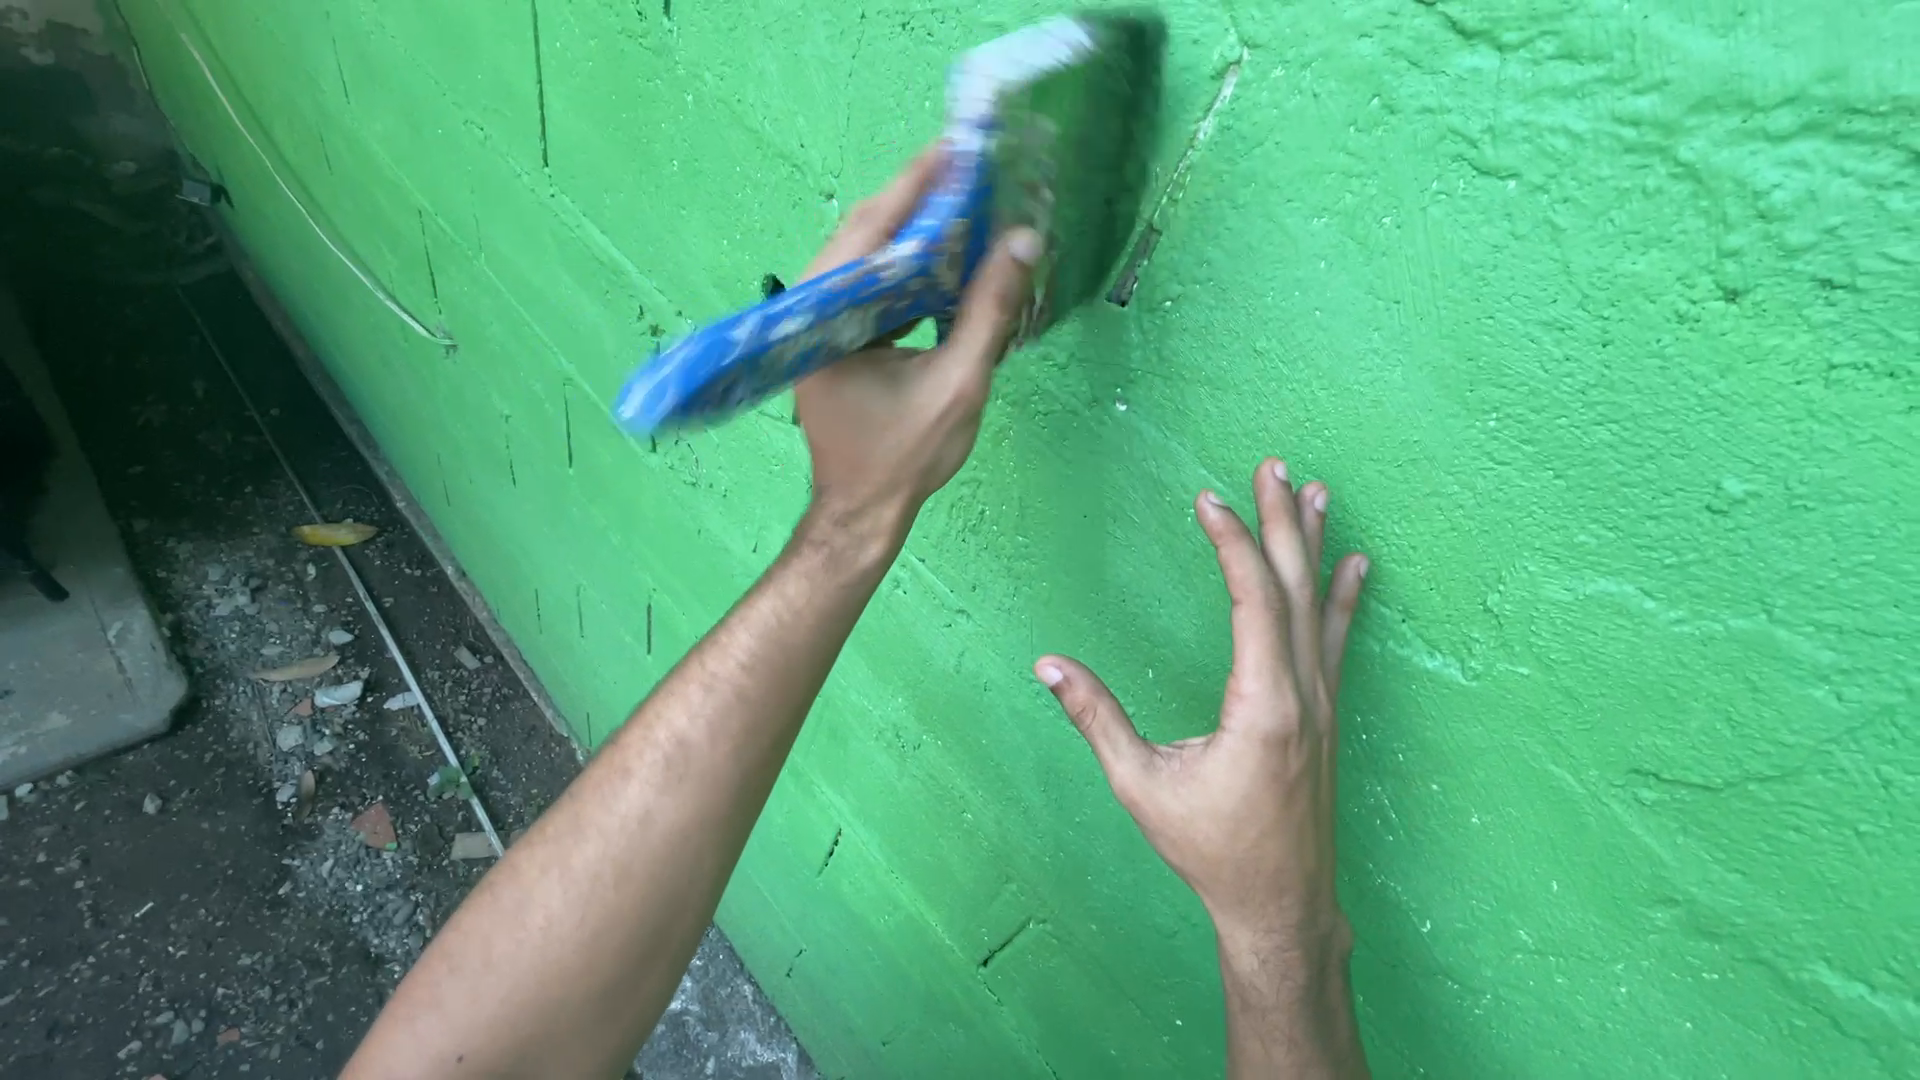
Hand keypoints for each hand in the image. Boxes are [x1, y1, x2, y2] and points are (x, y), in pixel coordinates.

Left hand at [793, 146, 1041, 548]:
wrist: (862, 514)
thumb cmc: (904, 458)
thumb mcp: (957, 384)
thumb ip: (989, 311)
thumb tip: (1023, 243)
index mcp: (825, 321)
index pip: (870, 232)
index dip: (915, 187)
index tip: (956, 150)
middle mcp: (808, 315)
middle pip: (861, 237)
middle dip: (914, 201)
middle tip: (964, 172)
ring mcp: (814, 329)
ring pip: (861, 260)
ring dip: (907, 234)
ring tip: (957, 206)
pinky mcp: (829, 343)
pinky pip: (865, 290)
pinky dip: (901, 272)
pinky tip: (937, 261)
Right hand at [1035, 459, 1368, 948]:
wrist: (1282, 905)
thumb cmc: (1209, 848)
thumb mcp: (1141, 785)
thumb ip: (1096, 718)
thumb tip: (1048, 666)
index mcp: (1261, 704)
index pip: (1251, 599)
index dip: (1231, 542)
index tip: (1209, 498)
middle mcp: (1301, 693)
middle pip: (1294, 587)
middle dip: (1282, 522)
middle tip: (1274, 466)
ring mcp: (1322, 702)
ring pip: (1322, 606)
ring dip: (1316, 546)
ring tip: (1316, 494)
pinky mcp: (1325, 714)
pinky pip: (1337, 639)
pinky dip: (1345, 596)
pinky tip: (1357, 567)